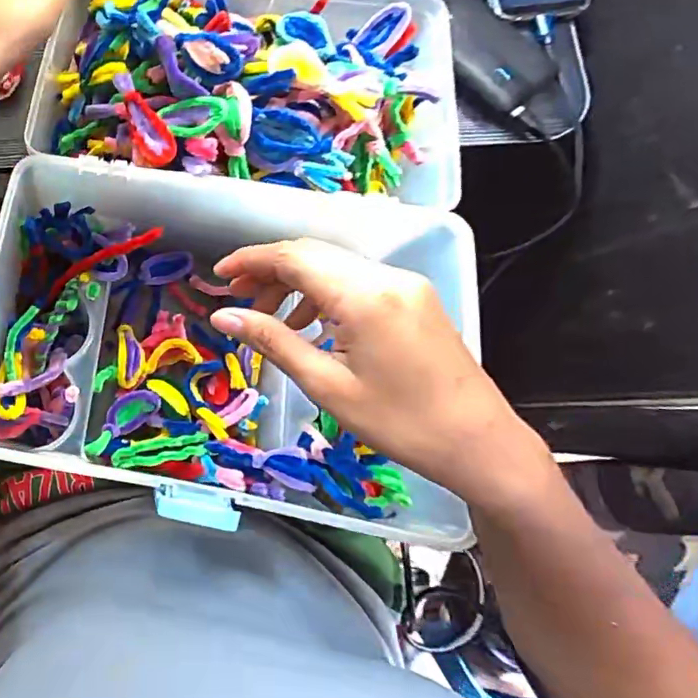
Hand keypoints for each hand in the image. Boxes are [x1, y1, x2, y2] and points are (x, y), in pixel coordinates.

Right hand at [207, 238, 558, 513]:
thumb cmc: (400, 423)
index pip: (293, 257)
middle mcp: (385, 277)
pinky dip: (322, 293)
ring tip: (268, 318)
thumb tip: (223, 317)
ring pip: (333, 265)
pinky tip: (308, 324)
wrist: (478, 443)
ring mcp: (404, 284)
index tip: (218, 277)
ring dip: (294, 283)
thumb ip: (272, 341)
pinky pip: (355, 281)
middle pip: (312, 255)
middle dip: (268, 271)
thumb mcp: (326, 385)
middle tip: (237, 300)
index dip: (250, 261)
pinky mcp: (413, 297)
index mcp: (364, 296)